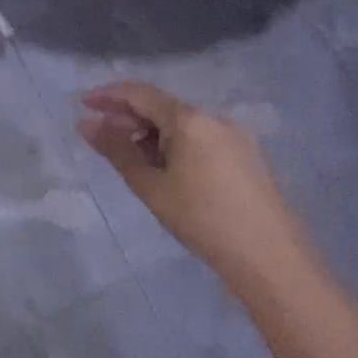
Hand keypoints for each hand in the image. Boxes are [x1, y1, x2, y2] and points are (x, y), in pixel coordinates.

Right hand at [78, 81, 306, 281]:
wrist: (275, 264)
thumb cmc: (203, 219)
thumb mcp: (149, 184)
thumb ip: (115, 149)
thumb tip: (85, 123)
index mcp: (191, 121)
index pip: (140, 93)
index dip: (108, 96)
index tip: (82, 105)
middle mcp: (217, 121)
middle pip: (162, 107)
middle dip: (129, 118)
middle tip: (103, 138)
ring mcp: (239, 141)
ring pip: (182, 125)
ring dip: (151, 134)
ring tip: (132, 159)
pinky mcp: (250, 161)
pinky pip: (202, 139)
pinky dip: (175, 146)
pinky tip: (165, 169)